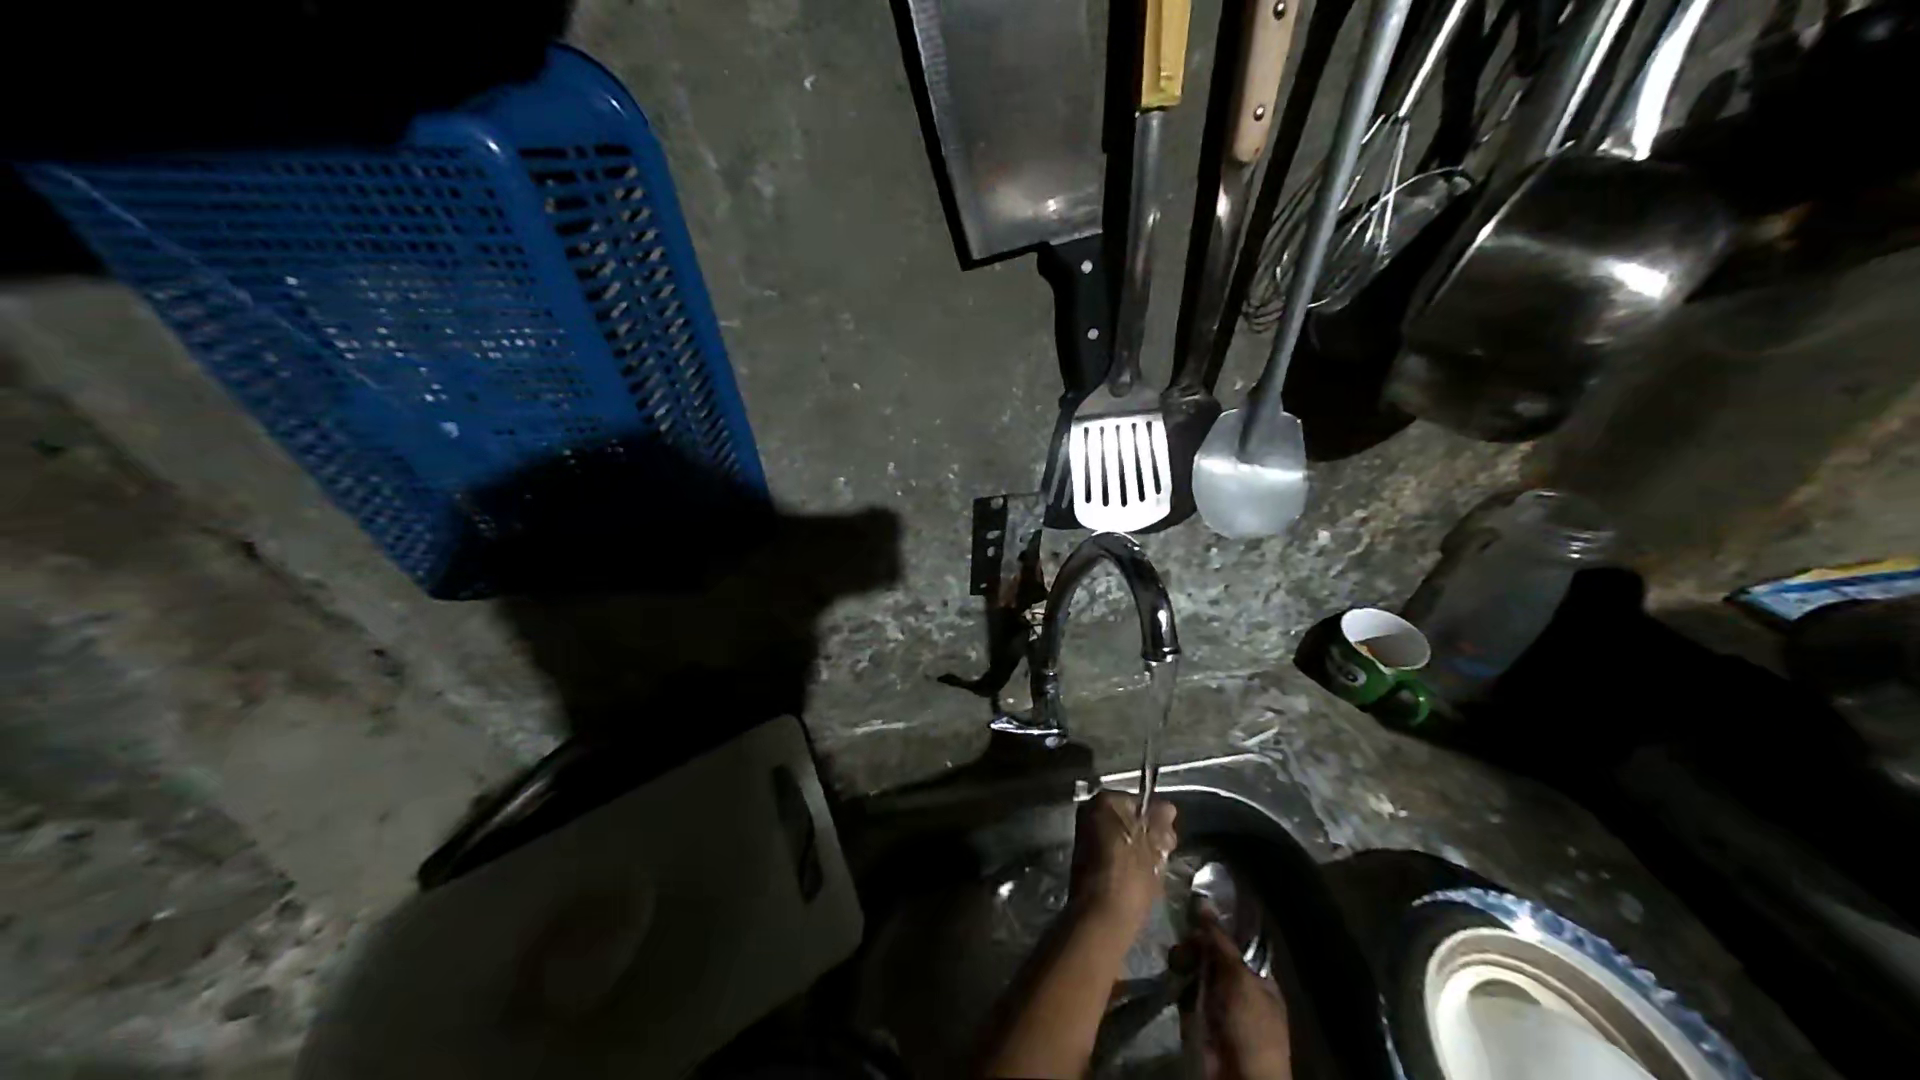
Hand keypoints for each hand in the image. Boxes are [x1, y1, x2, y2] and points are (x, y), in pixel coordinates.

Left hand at [1068, 789, 1176, 931]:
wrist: (1101, 916)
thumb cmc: (1130, 875)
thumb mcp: (1154, 845)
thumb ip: (1160, 821)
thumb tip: (1167, 806)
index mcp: (1104, 801)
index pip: (1140, 803)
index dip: (1158, 822)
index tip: (1168, 842)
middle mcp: (1089, 812)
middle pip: (1129, 820)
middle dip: (1148, 836)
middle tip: (1163, 858)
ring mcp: (1084, 835)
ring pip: (1122, 837)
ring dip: (1139, 851)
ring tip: (1152, 872)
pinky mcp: (1084, 858)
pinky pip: (1113, 853)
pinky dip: (1126, 862)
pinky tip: (1139, 880)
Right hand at [1180, 916, 1291, 1079]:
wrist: (1240, 1079)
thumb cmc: (1251, 1027)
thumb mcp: (1239, 978)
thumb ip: (1220, 941)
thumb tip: (1203, 901)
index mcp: (1258, 978)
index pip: (1234, 942)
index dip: (1215, 927)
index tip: (1193, 911)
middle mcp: (1238, 987)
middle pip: (1211, 953)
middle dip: (1196, 944)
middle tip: (1184, 941)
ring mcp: (1217, 1002)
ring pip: (1195, 969)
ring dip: (1184, 960)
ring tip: (1176, 960)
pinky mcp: (1197, 1015)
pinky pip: (1184, 989)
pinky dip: (1177, 980)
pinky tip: (1172, 972)